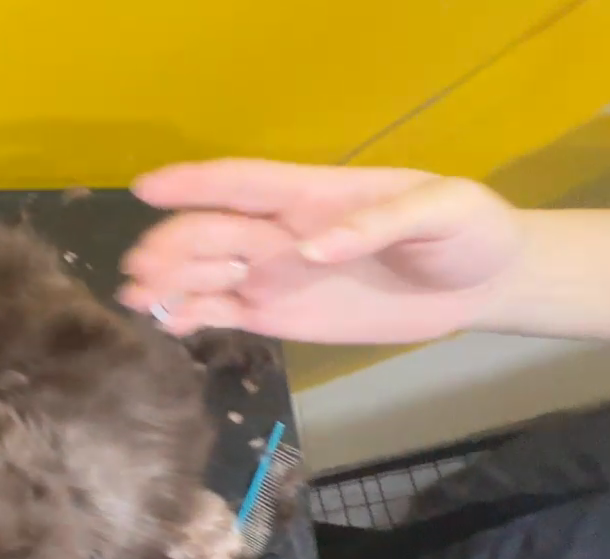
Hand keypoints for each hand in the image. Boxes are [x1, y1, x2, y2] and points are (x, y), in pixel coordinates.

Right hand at [119, 159, 524, 342]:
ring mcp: (265, 276)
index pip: (242, 184)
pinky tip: (166, 323)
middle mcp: (275, 235)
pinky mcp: (264, 314)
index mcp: (311, 199)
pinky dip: (184, 317)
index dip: (195, 184)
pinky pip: (213, 313)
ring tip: (136, 297)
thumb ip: (382, 223)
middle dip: (170, 245)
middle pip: (208, 234)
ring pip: (200, 274)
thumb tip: (308, 251)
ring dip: (164, 283)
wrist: (473, 288)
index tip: (146, 187)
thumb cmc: (466, 237)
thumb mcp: (448, 214)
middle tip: (142, 265)